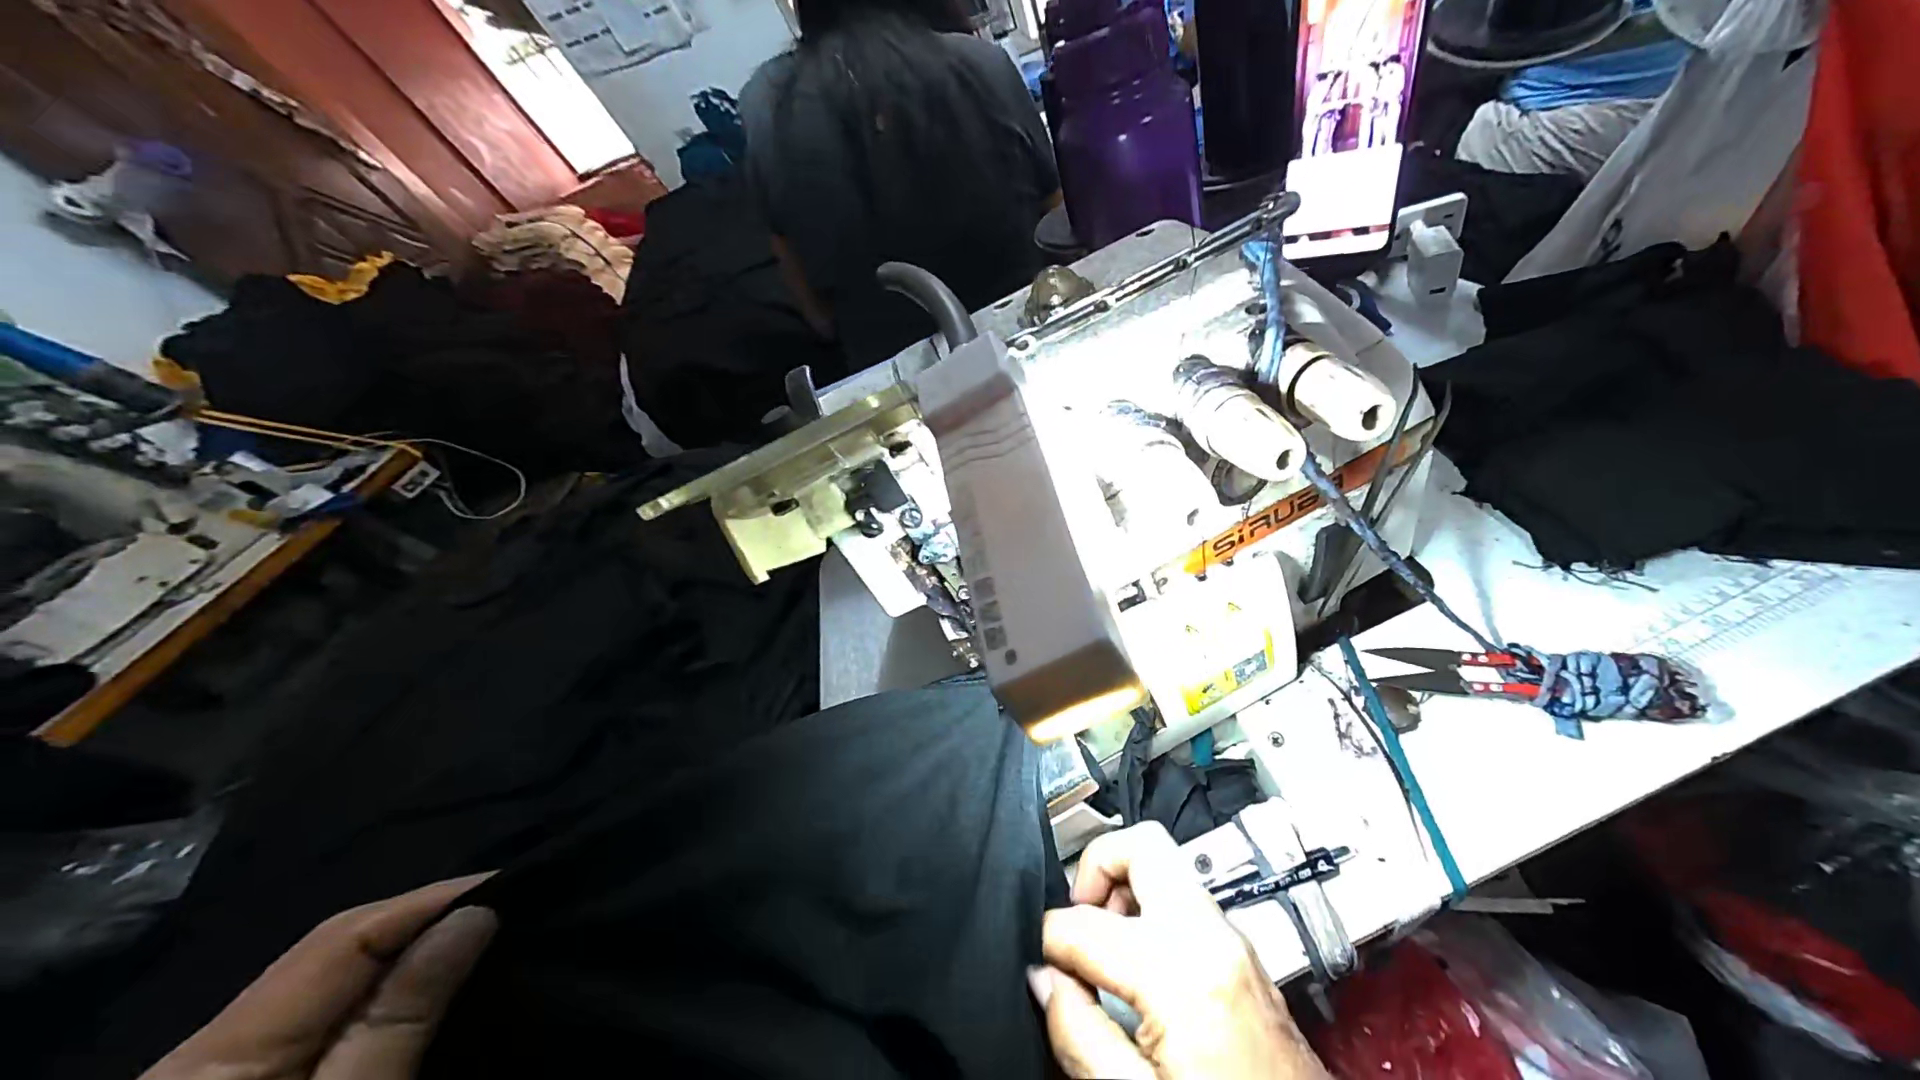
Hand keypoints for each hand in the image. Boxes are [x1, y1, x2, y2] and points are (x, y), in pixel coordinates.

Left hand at [143, 874, 497, 1079]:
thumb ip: (399, 1021)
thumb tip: (474, 914)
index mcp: (212, 1053)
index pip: (341, 937)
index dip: (428, 900)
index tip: (509, 880)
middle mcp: (205, 1048)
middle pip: (334, 953)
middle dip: (422, 921)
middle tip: (508, 903)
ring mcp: (219, 1072)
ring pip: (331, 983)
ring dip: (408, 953)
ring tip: (483, 929)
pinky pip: (321, 1018)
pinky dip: (381, 993)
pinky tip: (427, 981)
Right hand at [1035, 824, 1330, 1079]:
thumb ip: (1079, 1036)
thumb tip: (1047, 981)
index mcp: (1183, 974)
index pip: (1084, 924)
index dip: (1049, 945)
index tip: (1044, 970)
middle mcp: (1213, 938)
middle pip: (1141, 845)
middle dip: (1093, 868)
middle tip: (1073, 919)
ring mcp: (1234, 940)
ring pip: (1164, 865)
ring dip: (1122, 887)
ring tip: (1101, 942)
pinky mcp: (1243, 953)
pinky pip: (1183, 898)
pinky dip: (1147, 907)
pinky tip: (1134, 960)